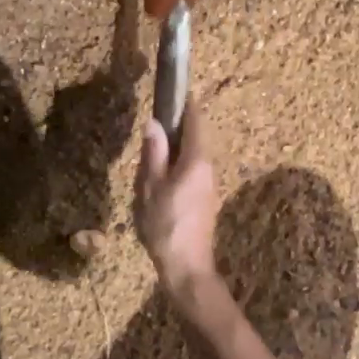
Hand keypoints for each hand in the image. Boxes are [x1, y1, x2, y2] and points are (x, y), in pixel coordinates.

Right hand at [134, 107, 219, 290]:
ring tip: (149, 155)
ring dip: (174, 149)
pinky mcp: (205, 199)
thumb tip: (154, 123)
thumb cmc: (165, 225)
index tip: (171, 92)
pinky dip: (177, 166)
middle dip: (175, 128)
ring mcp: (209, 184)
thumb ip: (154, 154)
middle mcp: (208, 167)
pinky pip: (191, 171)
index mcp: (197, 160)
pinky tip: (159, 179)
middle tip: (150, 127)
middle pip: (195, 137)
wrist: (187, 267)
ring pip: (193, 155)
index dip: (185, 103)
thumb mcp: (151, 187)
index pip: (196, 120)